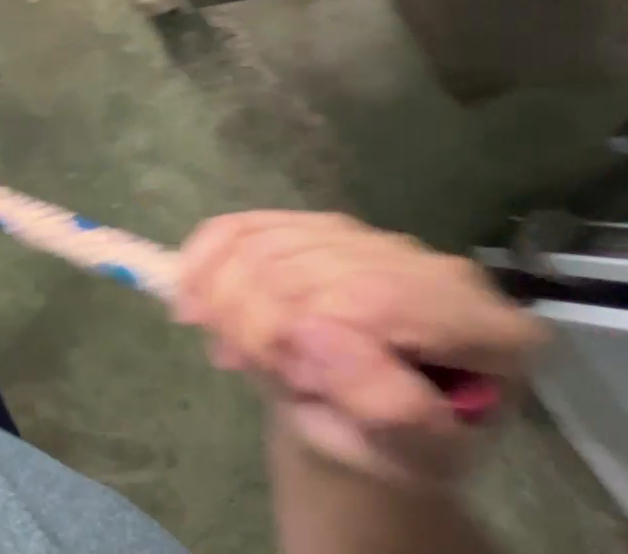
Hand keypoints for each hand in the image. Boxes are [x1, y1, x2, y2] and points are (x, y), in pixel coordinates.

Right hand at [175, 211, 544, 488]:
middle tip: (231, 359)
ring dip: (221, 288)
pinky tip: (192, 288)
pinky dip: (206, 255)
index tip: (255, 363)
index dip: (294, 321)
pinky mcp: (316, 228)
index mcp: (486, 329)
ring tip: (214, 334)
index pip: (374, 296)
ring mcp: (372, 242)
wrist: (363, 426)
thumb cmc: (392, 447)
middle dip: (250, 310)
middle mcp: (434, 271)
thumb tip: (314, 332)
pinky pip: (246, 225)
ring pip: (270, 242)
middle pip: (312, 264)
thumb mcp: (405, 453)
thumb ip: (385, 403)